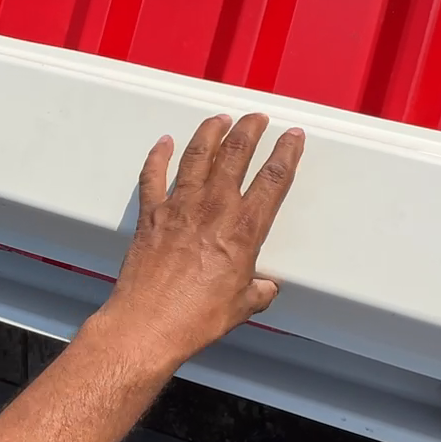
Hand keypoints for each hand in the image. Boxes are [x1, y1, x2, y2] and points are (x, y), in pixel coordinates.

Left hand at [86, 113, 303, 372]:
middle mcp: (213, 209)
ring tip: (220, 118)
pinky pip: (153, 175)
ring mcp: (179, 207)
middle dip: (250, 129)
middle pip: (236, 154)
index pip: (273, 180)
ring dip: (210, 132)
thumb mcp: (242, 306)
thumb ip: (258, 290)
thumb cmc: (195, 318)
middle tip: (257, 117)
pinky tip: (163, 142)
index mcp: (243, 230)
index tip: (292, 137)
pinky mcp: (150, 214)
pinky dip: (158, 156)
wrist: (148, 324)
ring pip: (197, 155)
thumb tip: (266, 287)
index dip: (286, 153)